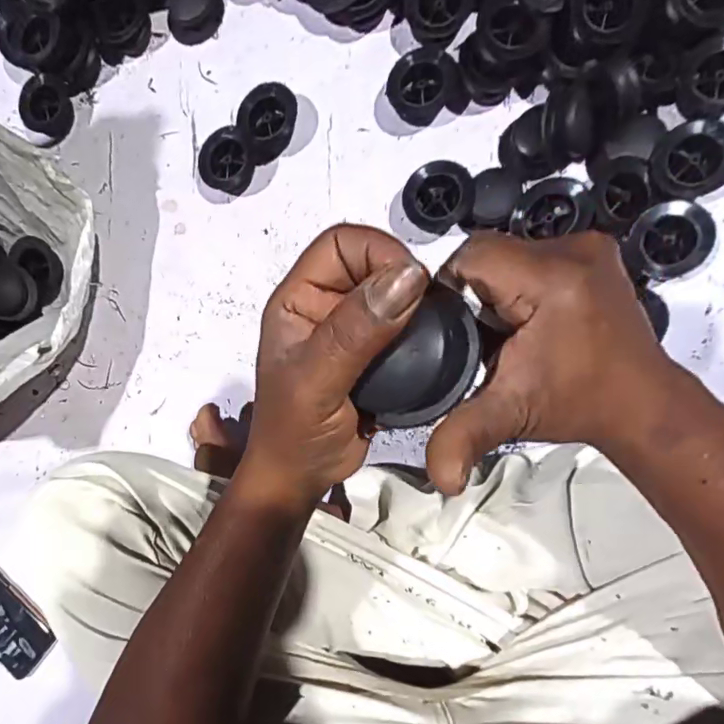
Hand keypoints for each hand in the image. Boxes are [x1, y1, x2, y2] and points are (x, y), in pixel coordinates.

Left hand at [239, 224, 428, 506]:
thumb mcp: (317, 381)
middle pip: (371, 263)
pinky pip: (402, 329)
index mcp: (297, 301)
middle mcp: (323, 308)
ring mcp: (349, 333)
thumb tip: (406, 278)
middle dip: (401, 278)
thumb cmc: (294, 435)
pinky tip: (426, 349)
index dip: (377, 252)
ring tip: (429, 331)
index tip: (409, 284)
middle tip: (424, 311)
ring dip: (413, 307)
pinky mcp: (372, 358)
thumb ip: (355, 333)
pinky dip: (418, 334)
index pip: (340, 244)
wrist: (301, 479)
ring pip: (391, 295)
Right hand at [425, 232, 675, 494]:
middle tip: (481, 339)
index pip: (470, 255)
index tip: (451, 326)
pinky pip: (535, 260)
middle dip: (472, 295)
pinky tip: (524, 324)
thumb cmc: (588, 402)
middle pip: (489, 252)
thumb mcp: (510, 416)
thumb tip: (439, 475)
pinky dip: (520, 289)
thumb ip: (462, 437)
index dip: (447, 289)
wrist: (639, 404)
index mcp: (553, 279)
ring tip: (503, 334)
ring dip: (495, 292)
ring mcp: (589, 252)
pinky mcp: (594, 260)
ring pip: (511, 254)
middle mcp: (576, 252)